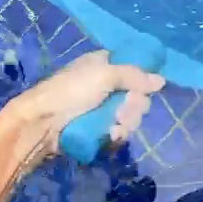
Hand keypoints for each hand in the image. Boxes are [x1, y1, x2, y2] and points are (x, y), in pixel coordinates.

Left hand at [0, 51, 165, 168]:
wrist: (41, 123)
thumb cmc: (70, 91)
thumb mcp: (103, 75)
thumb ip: (133, 76)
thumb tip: (161, 80)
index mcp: (102, 65)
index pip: (132, 69)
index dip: (140, 80)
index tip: (143, 89)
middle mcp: (103, 85)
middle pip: (135, 96)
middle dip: (134, 106)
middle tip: (124, 112)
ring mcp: (100, 109)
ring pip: (128, 116)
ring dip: (126, 123)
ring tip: (115, 127)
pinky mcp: (97, 130)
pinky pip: (117, 132)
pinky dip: (117, 135)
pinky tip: (110, 136)